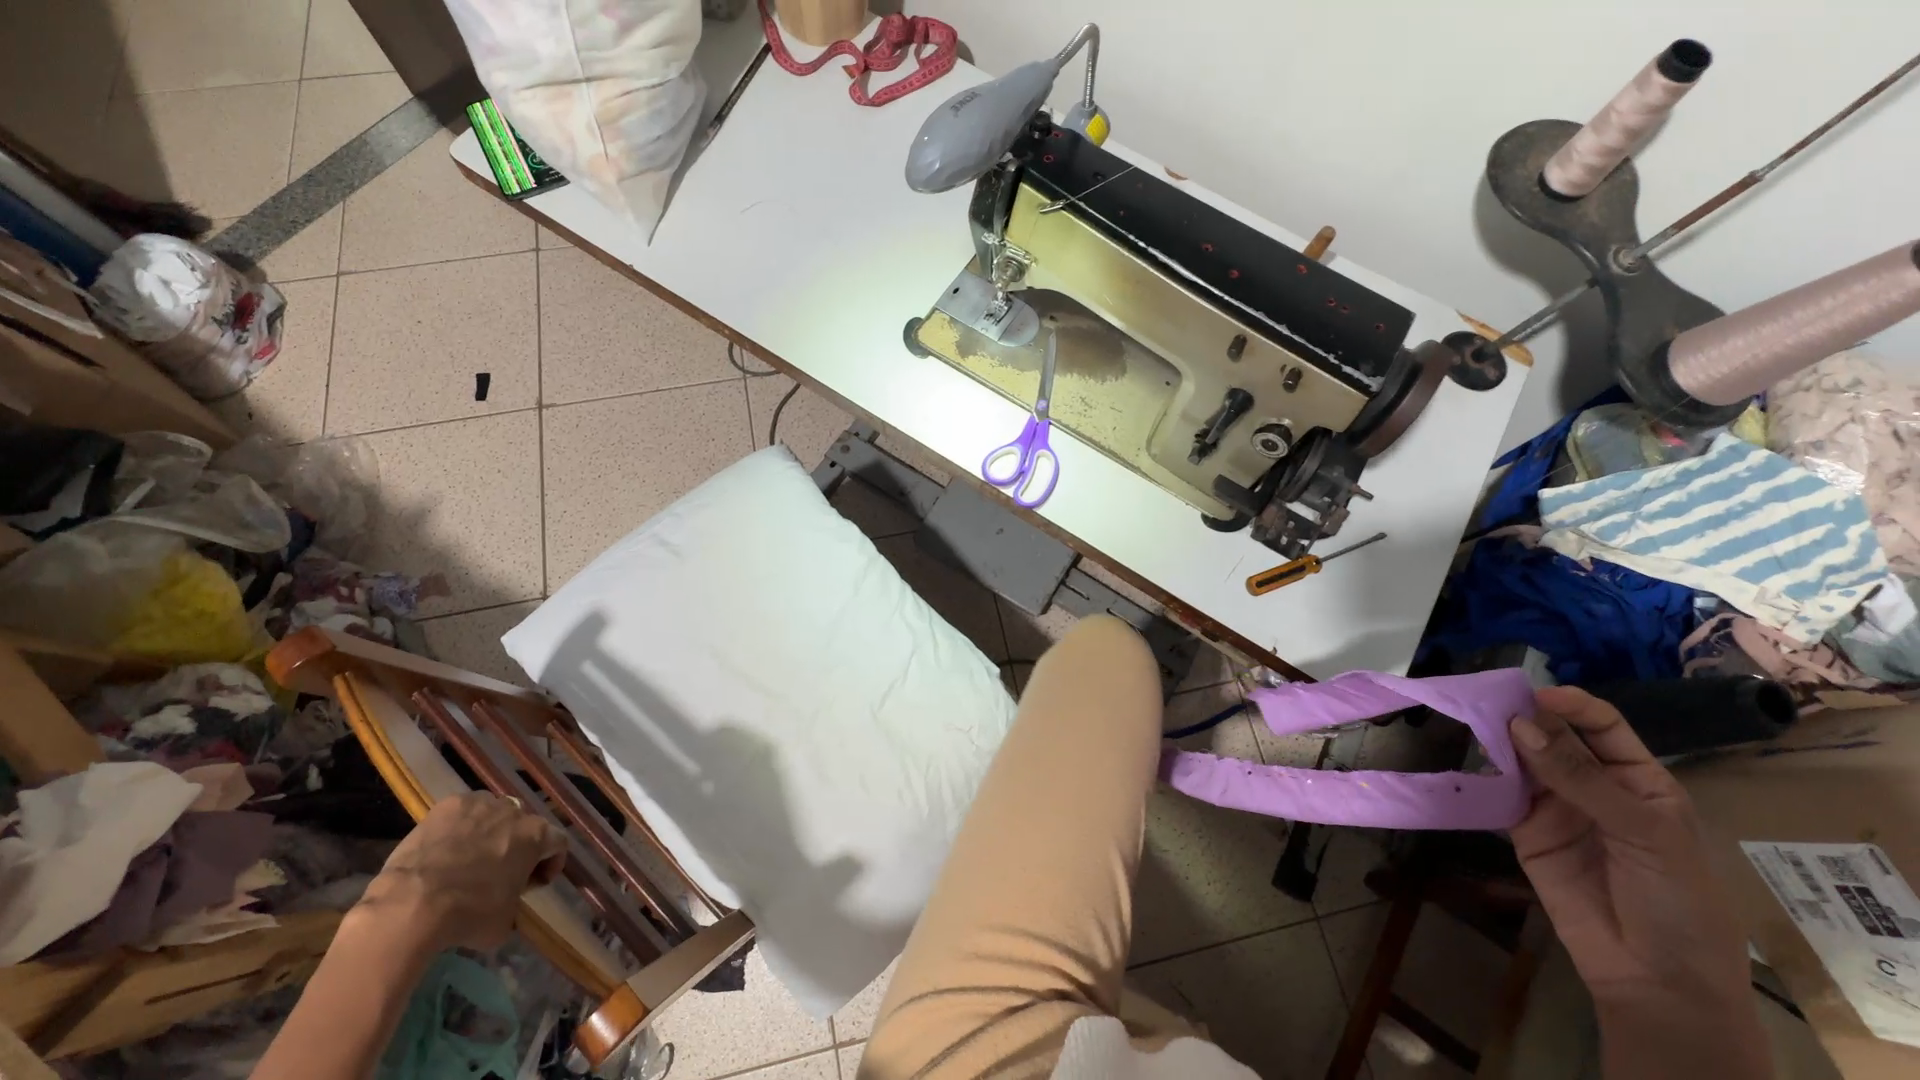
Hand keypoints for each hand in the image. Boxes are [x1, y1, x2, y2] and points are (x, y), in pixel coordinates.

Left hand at [358, 792, 566, 951]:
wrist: (412, 904)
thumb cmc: (469, 914)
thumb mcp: (507, 920)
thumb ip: (516, 899)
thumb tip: (506, 898)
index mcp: (536, 836)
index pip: (558, 842)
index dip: (551, 863)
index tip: (536, 883)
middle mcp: (514, 812)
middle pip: (526, 824)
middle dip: (519, 845)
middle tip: (503, 870)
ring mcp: (480, 804)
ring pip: (495, 813)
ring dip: (492, 830)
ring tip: (473, 854)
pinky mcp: (448, 805)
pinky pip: (465, 811)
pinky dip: (462, 825)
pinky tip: (448, 846)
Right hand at [1509, 687, 1769, 1078]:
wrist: (1655, 977)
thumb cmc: (1676, 899)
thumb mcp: (1643, 832)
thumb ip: (1580, 778)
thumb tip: (1519, 726)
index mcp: (1639, 780)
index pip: (1603, 726)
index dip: (1574, 706)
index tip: (1538, 694)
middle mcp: (1595, 786)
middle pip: (1557, 738)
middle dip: (1528, 718)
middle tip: (1491, 703)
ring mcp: (1558, 810)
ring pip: (1525, 762)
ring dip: (1502, 743)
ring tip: (1473, 724)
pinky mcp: (1525, 833)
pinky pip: (1502, 796)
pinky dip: (1484, 777)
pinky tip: (1470, 761)